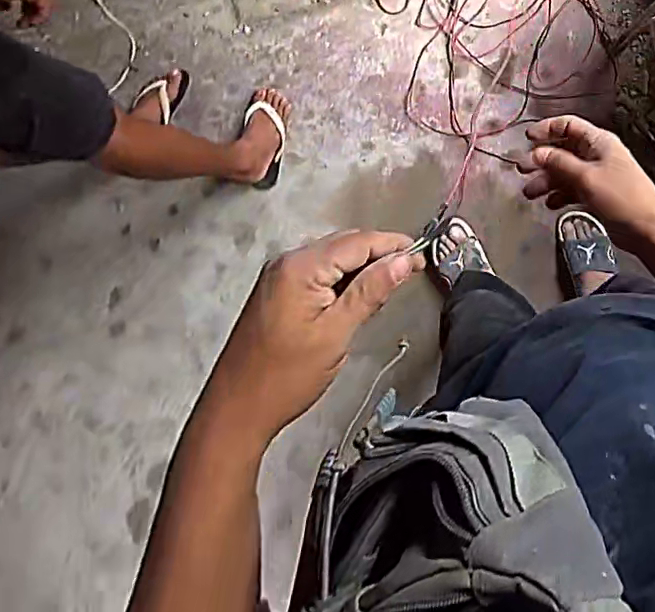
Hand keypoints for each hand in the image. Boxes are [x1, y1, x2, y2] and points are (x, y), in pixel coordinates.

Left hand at [197, 231, 421, 445]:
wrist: (234, 414)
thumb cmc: (284, 378)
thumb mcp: (336, 332)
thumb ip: (371, 291)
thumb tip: (403, 261)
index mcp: (300, 267)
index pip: (359, 241)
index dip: (394, 246)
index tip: (420, 257)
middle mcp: (287, 262)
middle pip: (347, 243)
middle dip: (380, 254)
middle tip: (409, 273)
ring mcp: (279, 276)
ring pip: (335, 256)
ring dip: (363, 267)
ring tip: (385, 291)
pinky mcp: (277, 291)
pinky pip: (320, 271)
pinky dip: (343, 279)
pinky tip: (356, 299)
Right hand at [516, 115, 654, 239]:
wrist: (647, 229)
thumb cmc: (624, 199)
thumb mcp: (586, 177)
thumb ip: (560, 163)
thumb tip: (538, 153)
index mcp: (600, 142)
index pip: (569, 125)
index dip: (547, 129)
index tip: (529, 138)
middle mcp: (599, 155)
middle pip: (564, 150)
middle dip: (542, 159)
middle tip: (523, 169)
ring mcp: (598, 175)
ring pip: (566, 172)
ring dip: (548, 181)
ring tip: (531, 193)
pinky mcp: (598, 194)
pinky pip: (574, 189)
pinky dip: (561, 194)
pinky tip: (552, 203)